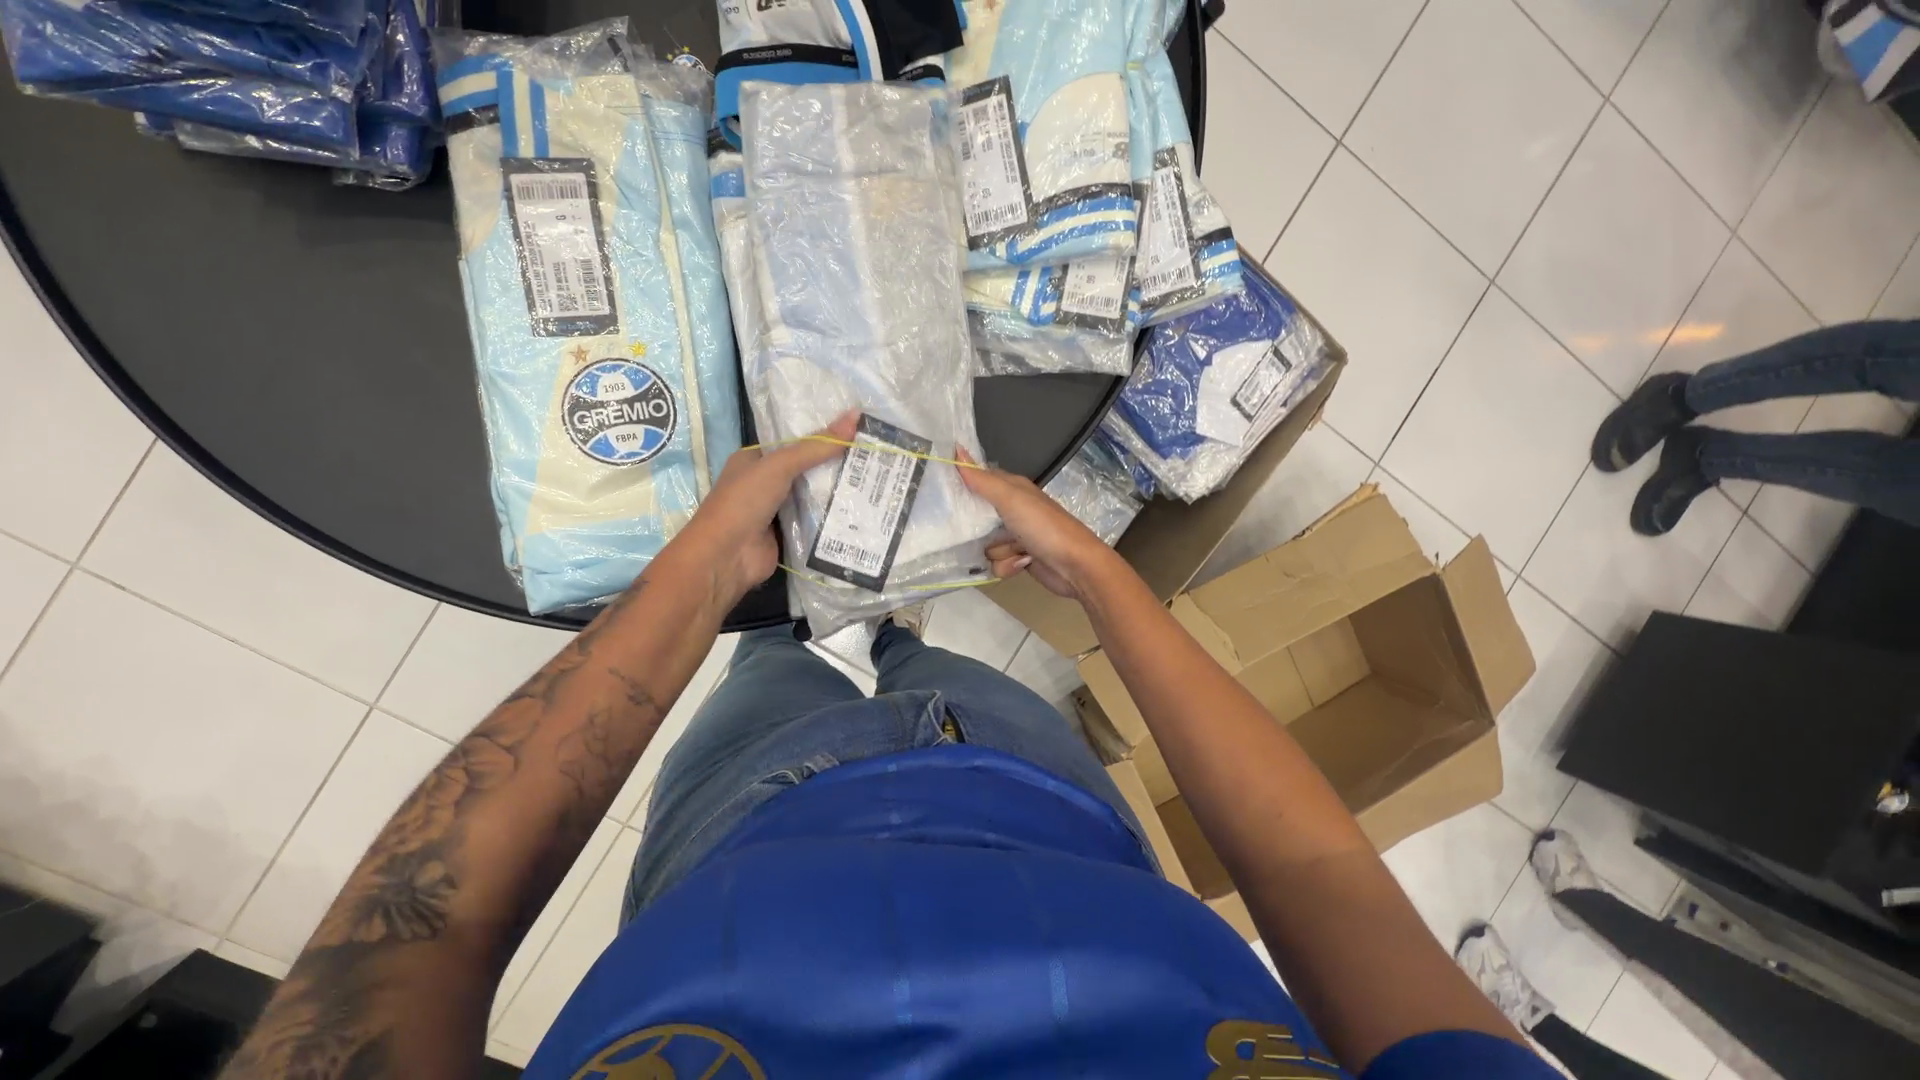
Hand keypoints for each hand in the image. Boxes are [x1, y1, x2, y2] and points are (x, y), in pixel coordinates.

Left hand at [661, 411, 859, 608]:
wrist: (726, 556)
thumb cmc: (745, 501)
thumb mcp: (780, 465)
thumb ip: (816, 446)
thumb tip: (856, 416)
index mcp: (755, 459)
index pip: (794, 442)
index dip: (823, 436)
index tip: (857, 430)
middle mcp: (764, 483)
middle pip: (806, 469)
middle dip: (835, 464)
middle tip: (874, 453)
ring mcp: (776, 510)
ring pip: (812, 496)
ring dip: (837, 491)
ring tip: (878, 478)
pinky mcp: (788, 535)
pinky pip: (815, 521)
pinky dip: (833, 517)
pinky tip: (863, 509)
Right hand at [957, 447, 1119, 600]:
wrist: (1075, 566)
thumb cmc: (1044, 527)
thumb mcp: (1011, 499)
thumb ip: (981, 479)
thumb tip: (955, 449)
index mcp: (1012, 489)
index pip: (978, 480)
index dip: (962, 486)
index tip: (943, 494)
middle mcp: (1012, 510)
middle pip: (976, 517)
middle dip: (975, 528)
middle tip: (977, 529)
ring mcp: (1016, 536)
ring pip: (985, 545)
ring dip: (998, 551)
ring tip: (1015, 548)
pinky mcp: (1019, 559)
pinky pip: (996, 564)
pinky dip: (1007, 566)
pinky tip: (1022, 563)